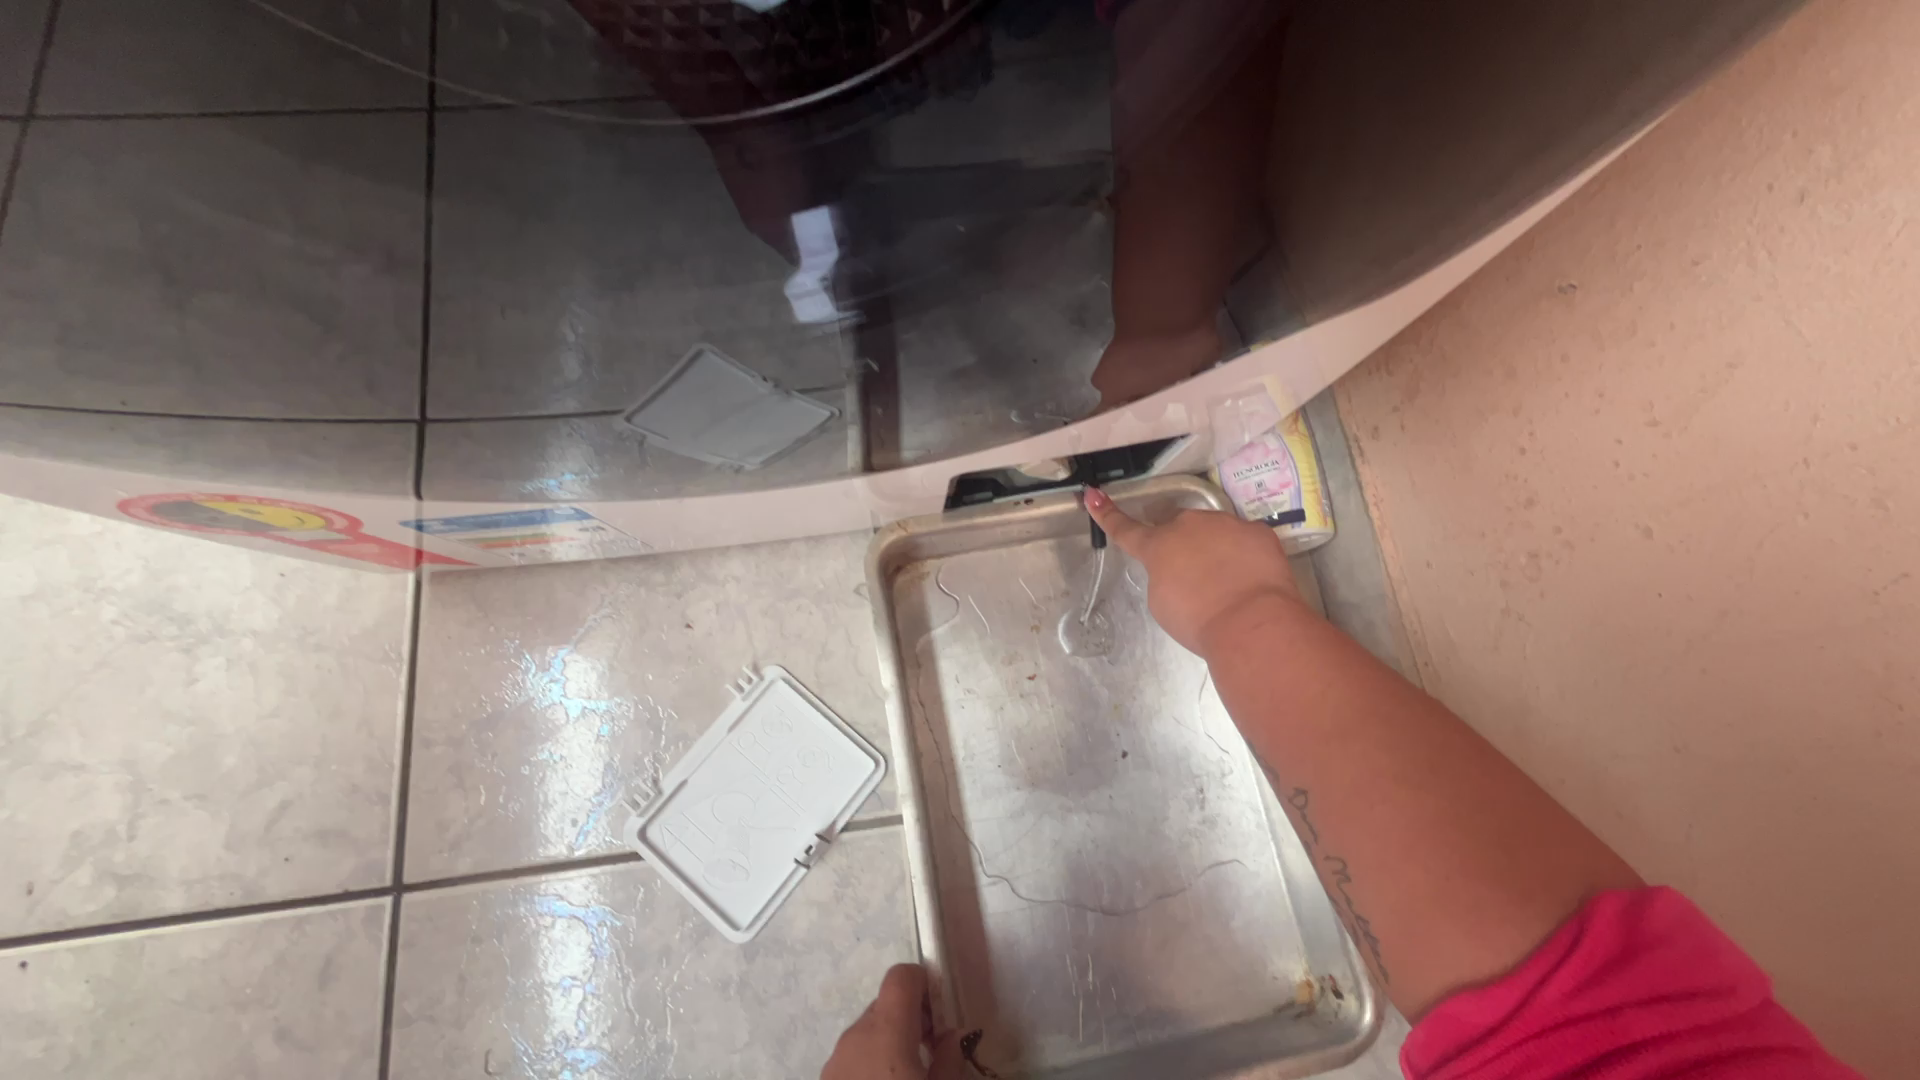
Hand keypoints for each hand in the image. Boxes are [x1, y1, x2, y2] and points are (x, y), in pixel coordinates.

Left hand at [821, 964, 966, 1079]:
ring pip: (869, 1032)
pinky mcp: (825, 1078)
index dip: (925, 984)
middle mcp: (855, 1035)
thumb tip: (951, 1036)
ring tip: (911, 1074)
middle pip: (887, 1006)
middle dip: (912, 1018)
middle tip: (934, 1049)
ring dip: (892, 1042)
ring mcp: (834, 1059)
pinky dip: (872, 1063)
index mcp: (885, 1029)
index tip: (943, 1012)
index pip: (902, 976)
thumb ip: (949, 1058)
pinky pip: (854, 1057)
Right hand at [1083, 487, 1304, 655]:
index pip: (1126, 529)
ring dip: (1214, 548)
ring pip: (1214, 530)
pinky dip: (1244, 555)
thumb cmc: (1196, 620)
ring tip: (1227, 582)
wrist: (1251, 622)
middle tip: (1193, 573)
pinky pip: (1244, 539)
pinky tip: (1251, 578)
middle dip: (1181, 543)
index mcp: (1158, 546)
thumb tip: (1178, 567)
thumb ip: (1163, 575)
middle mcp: (1189, 525)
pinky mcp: (1257, 531)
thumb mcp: (1162, 602)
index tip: (1093, 494)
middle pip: (1178, 526)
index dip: (1107, 514)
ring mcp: (1226, 524)